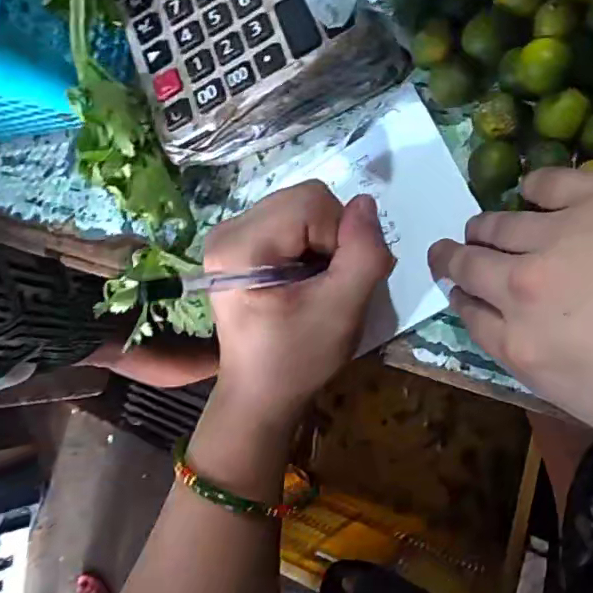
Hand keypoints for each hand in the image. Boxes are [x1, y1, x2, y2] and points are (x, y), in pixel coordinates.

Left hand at [205, 181, 393, 433]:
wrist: (261, 394)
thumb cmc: (299, 358)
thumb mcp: (343, 309)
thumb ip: (363, 252)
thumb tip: (366, 203)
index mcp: (240, 244)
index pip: (312, 202)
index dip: (339, 237)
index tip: (332, 282)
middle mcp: (226, 229)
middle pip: (304, 198)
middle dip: (331, 236)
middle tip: (328, 283)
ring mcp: (229, 234)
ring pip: (301, 206)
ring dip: (323, 240)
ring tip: (315, 283)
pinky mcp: (239, 242)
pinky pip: (291, 220)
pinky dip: (310, 243)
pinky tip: (303, 279)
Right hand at [429, 168, 592, 448]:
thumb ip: (571, 376)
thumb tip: (560, 349)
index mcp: (531, 353)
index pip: (477, 320)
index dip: (464, 303)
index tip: (460, 292)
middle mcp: (528, 290)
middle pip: (474, 266)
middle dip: (454, 260)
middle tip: (448, 252)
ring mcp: (559, 234)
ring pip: (500, 223)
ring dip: (485, 225)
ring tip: (482, 222)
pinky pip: (548, 182)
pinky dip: (535, 188)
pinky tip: (535, 188)